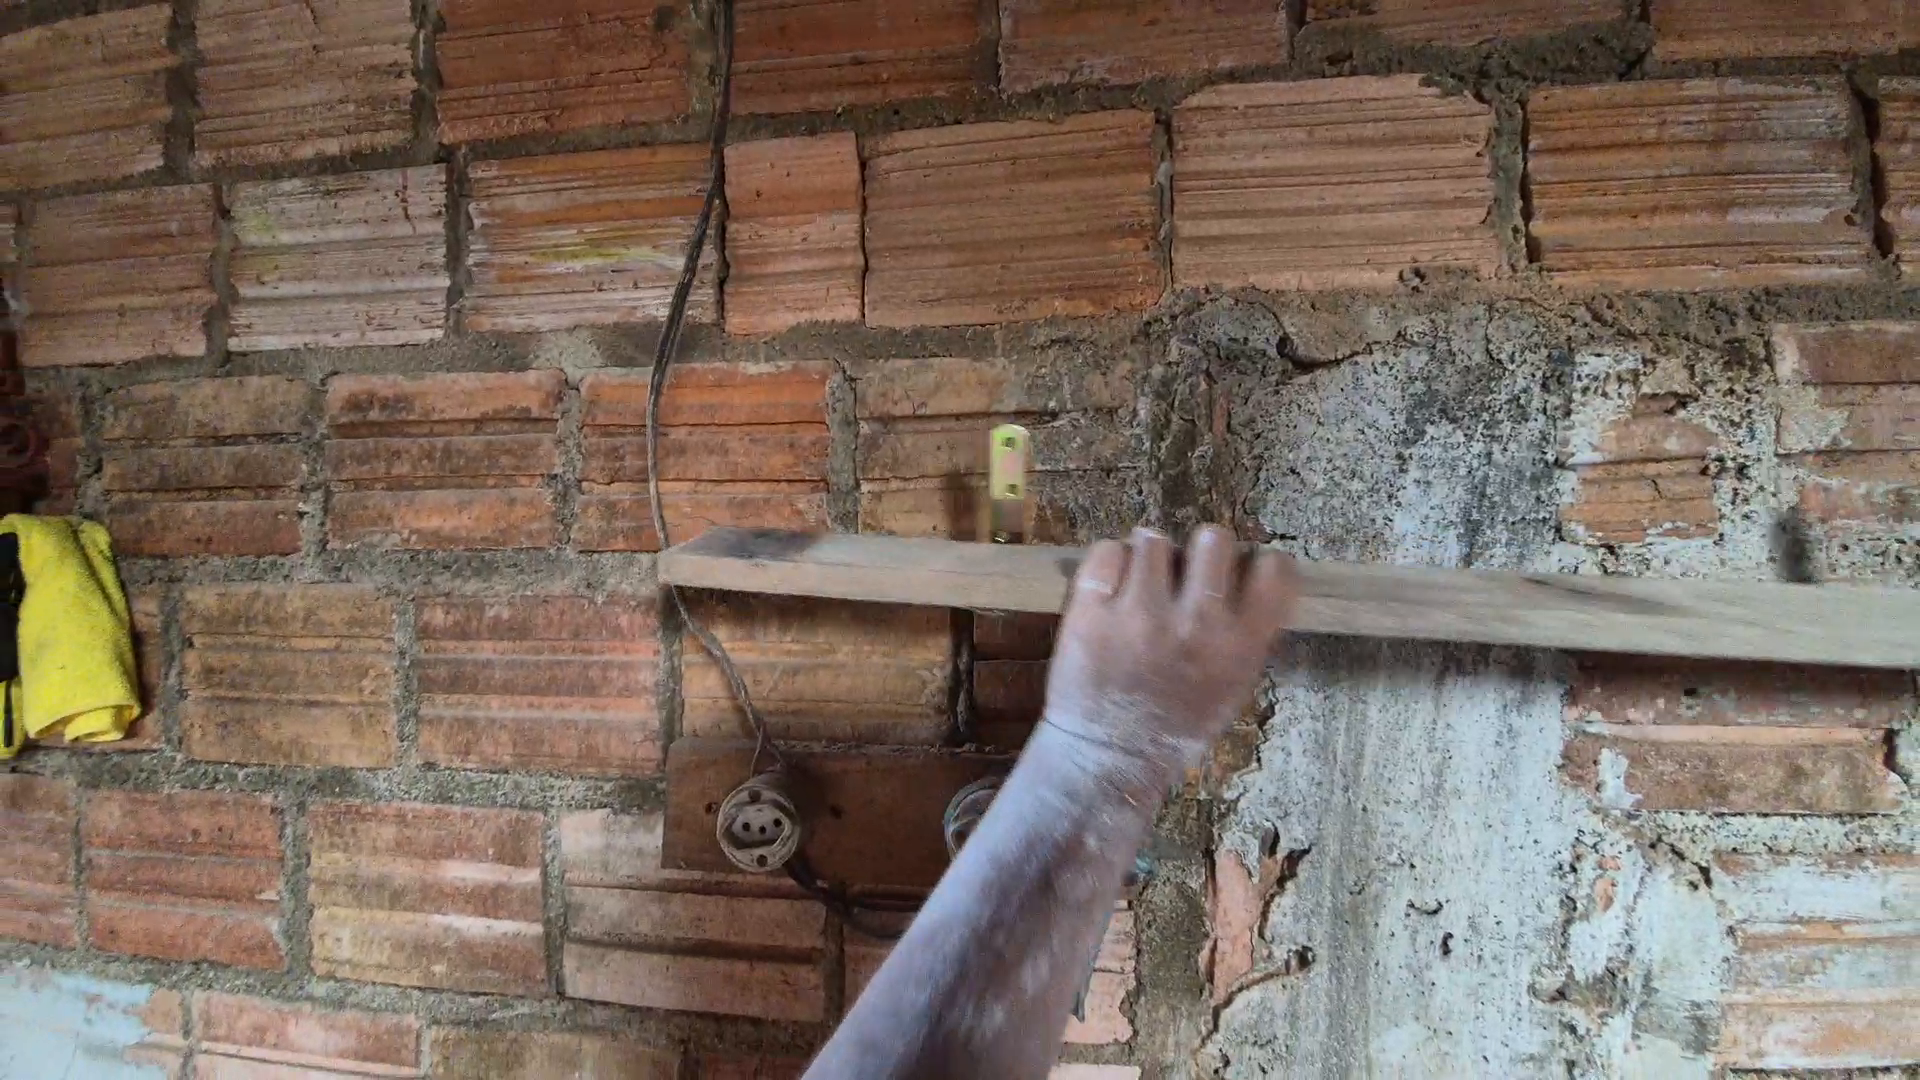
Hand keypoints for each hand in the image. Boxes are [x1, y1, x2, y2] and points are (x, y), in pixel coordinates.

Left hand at [1039, 525, 1297, 780]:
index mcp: (1241, 646)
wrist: (1106, 757)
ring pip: (1153, 540)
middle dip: (1198, 551)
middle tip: (1181, 576)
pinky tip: (1108, 590)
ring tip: (1138, 587)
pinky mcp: (1092, 610)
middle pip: (1214, 538)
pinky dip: (1108, 564)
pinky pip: (1107, 552)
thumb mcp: (1232, 687)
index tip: (1239, 572)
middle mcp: (1196, 624)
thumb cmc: (1174, 726)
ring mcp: (1140, 614)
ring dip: (1147, 558)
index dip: (1257, 562)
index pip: (1275, 569)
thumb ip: (1243, 633)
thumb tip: (1243, 575)